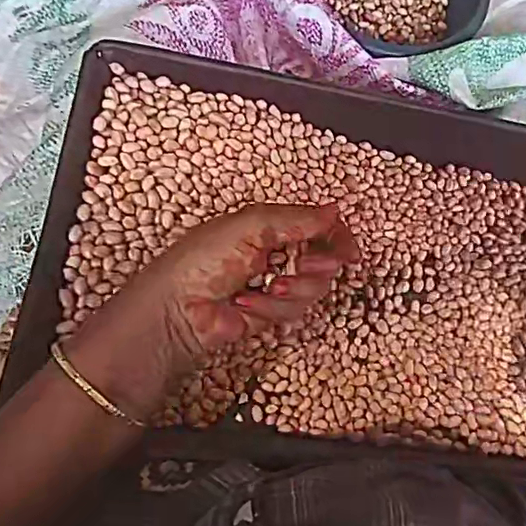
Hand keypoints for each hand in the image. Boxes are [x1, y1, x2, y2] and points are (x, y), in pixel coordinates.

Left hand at [66, 204, 357, 414]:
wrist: (177, 310)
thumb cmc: (200, 261)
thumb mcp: (248, 226)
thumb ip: (295, 219)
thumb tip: (334, 211)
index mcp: (271, 226)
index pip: (318, 227)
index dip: (337, 237)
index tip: (348, 249)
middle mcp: (277, 254)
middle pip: (324, 259)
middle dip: (317, 264)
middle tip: (303, 265)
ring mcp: (276, 285)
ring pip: (314, 288)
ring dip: (292, 289)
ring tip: (266, 288)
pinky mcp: (272, 314)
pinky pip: (294, 311)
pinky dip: (271, 308)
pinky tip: (246, 304)